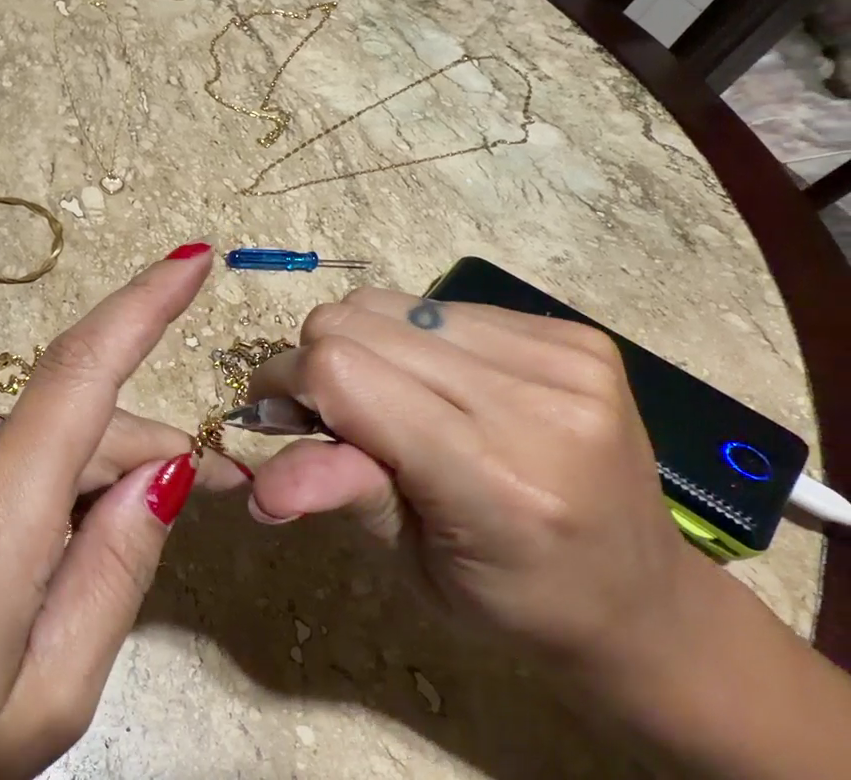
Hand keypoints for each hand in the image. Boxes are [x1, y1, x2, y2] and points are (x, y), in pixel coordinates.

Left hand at [0, 242, 247, 779]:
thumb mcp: (49, 694)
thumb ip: (115, 571)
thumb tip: (162, 470)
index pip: (80, 376)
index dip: (143, 307)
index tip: (192, 260)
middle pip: (61, 424)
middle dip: (128, 453)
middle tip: (184, 501)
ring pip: (16, 441)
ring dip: (63, 478)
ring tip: (68, 563)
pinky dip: (11, 483)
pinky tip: (6, 553)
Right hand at [243, 286, 700, 668]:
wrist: (644, 599)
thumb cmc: (510, 596)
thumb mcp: (409, 561)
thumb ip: (338, 494)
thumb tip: (257, 487)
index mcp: (494, 480)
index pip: (341, 371)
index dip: (287, 383)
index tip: (279, 418)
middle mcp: (538, 406)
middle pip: (353, 321)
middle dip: (314, 362)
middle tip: (328, 417)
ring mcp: (566, 361)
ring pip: (387, 303)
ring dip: (360, 347)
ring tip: (386, 402)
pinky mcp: (577, 336)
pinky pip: (437, 305)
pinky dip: (410, 340)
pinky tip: (438, 388)